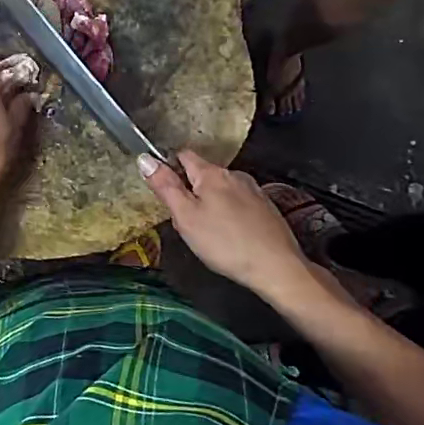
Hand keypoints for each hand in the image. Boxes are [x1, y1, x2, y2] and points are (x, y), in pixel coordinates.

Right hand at [137, 150, 313, 300]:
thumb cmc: (225, 243)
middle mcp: (235, 175)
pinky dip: (229, 213)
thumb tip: (145, 158)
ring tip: (208, 231)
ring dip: (210, 202)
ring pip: (221, 189)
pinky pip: (239, 202)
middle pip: (202, 174)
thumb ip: (164, 186)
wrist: (278, 269)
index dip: (169, 167)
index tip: (165, 191)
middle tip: (185, 219)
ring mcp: (254, 191)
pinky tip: (230, 235)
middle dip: (190, 190)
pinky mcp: (268, 209)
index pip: (183, 155)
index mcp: (212, 174)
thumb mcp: (185, 216)